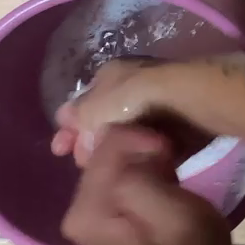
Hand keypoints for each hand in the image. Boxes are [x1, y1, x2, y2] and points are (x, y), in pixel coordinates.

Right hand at [51, 58, 176, 165]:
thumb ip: (78, 117)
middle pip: (104, 121)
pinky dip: (142, 156)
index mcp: (111, 75)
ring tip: (108, 169)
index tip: (60, 151)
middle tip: (84, 162)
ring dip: (116, 153)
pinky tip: (134, 168)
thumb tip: (74, 127)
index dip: (68, 128)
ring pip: (128, 136)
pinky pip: (151, 145)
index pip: (82, 103)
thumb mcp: (93, 106)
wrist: (185, 101)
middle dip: (90, 144)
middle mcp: (134, 86)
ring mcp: (156, 106)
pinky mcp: (176, 126)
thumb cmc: (133, 99)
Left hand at [61, 123, 232, 244]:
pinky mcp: (101, 211)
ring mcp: (86, 212)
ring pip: (113, 155)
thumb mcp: (174, 212)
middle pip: (106, 148)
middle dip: (142, 146)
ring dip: (144, 154)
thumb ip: (141, 178)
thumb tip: (128, 149)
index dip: (145, 140)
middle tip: (172, 162)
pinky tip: (160, 177)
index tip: (170, 154)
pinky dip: (141, 164)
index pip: (108, 143)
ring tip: (169, 170)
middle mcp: (76, 211)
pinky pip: (117, 168)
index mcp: (87, 212)